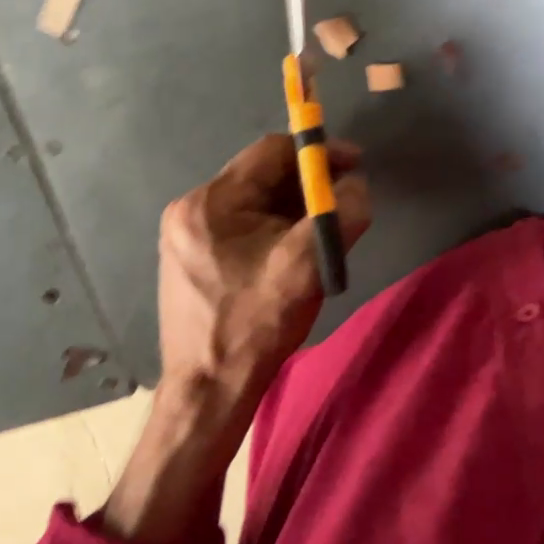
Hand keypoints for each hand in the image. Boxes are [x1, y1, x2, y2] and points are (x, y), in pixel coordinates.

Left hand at [157, 134, 370, 397]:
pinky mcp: (193, 259)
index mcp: (210, 203)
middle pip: (263, 175)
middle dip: (310, 183)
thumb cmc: (256, 322)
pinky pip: (244, 225)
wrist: (210, 391)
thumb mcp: (308, 263)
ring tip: (327, 231)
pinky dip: (276, 228)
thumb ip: (341, 213)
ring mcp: (187, 236)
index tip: (356, 165)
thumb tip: (355, 186)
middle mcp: (190, 210)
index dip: (318, 151)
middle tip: (346, 201)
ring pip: (256, 201)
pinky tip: (297, 253)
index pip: (271, 151)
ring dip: (295, 208)